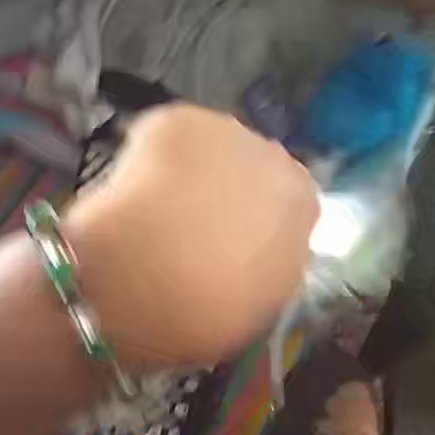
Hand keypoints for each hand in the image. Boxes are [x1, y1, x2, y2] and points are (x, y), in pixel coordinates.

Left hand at [63, 104, 318, 367]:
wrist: (146, 281)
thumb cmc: (205, 314)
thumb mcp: (255, 310)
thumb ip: (265, 275)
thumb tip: (249, 265)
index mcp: (302, 209)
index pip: (288, 208)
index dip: (256, 227)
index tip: (230, 248)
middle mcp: (276, 160)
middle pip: (253, 172)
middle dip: (227, 192)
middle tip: (190, 229)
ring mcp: (226, 132)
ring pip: (211, 152)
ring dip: (191, 173)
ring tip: (155, 212)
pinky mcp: (179, 121)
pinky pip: (167, 138)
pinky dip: (151, 158)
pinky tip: (132, 192)